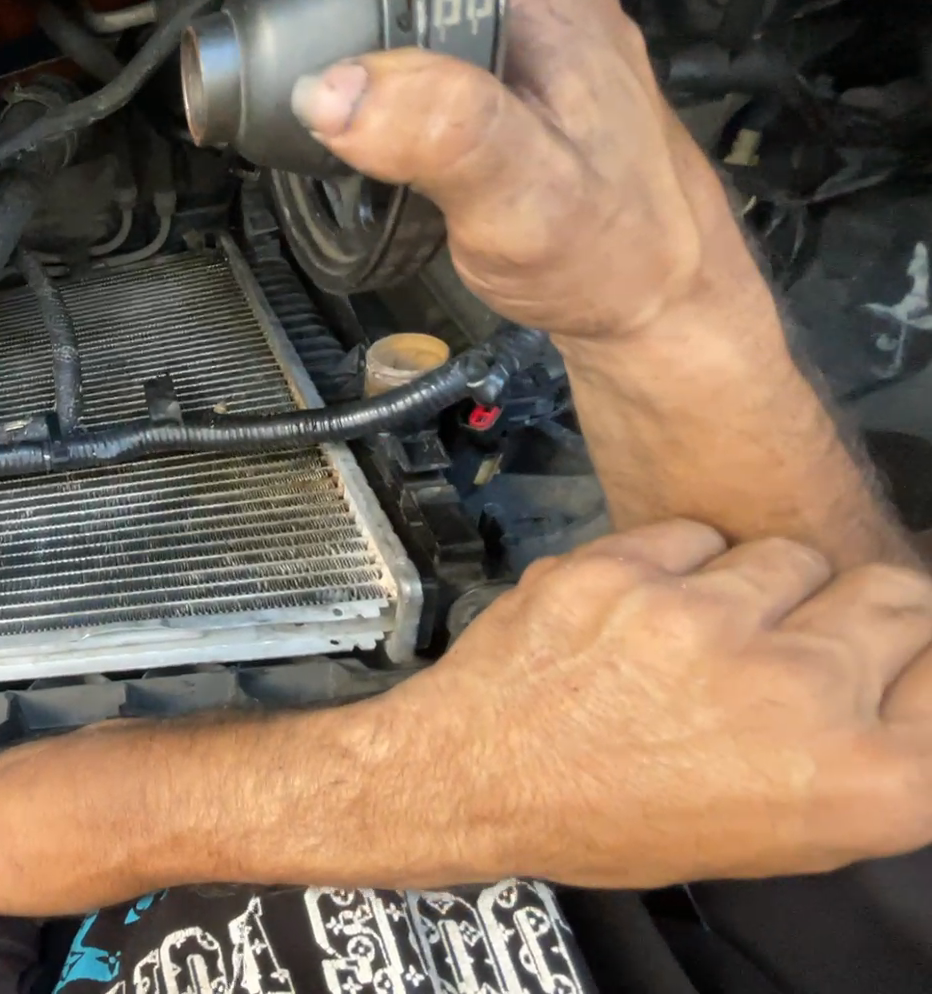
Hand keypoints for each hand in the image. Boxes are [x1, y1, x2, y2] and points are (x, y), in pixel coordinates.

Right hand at [288, 0, 758, 345]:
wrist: (647, 294)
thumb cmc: (605, 246)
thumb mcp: (517, 193)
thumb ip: (436, 130)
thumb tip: (333, 90)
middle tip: (291, 36)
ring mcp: (522, 36)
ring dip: (360, 16)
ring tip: (312, 69)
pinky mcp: (504, 80)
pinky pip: (428, 39)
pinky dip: (382, 57)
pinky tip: (361, 103)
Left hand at [393, 520, 931, 885]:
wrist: (474, 771)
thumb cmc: (611, 815)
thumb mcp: (781, 829)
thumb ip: (866, 755)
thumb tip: (896, 677)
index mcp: (873, 775)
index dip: (908, 657)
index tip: (873, 655)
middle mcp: (801, 684)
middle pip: (892, 594)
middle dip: (845, 611)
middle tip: (782, 634)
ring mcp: (699, 616)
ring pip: (785, 554)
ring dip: (752, 583)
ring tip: (694, 623)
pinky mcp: (616, 572)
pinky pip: (688, 534)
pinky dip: (672, 560)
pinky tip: (635, 601)